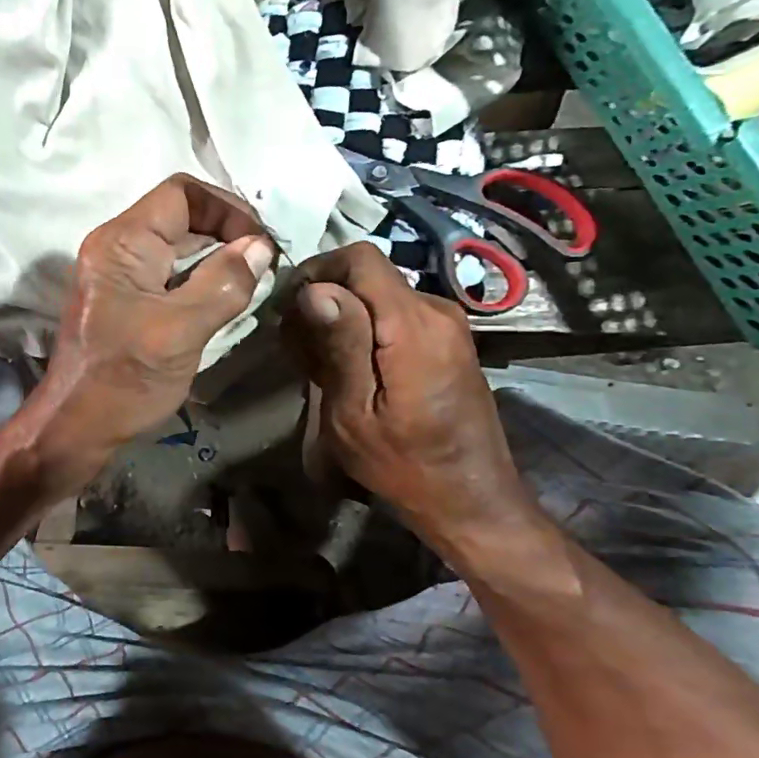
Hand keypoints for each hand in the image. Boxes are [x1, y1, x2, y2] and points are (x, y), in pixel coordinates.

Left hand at [32, 174, 273, 465]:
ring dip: (217, 258)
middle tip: (266, 262)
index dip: (227, 207)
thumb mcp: (181, 330)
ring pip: (178, 248)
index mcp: (122, 243)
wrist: (76, 428)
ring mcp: (120, 276)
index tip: (261, 241)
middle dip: (227, 232)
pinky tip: (228, 299)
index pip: (181, 193)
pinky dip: (201, 280)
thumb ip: (222, 283)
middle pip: (181, 217)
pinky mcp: (127, 300)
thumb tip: (260, 246)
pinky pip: (171, 275)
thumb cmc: (125, 378)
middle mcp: (117, 248)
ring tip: (255, 280)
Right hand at [282, 242, 528, 539]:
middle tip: (296, 349)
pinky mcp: (446, 338)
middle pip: (366, 275)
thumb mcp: (354, 414)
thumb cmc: (405, 465)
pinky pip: (394, 313)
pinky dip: (362, 330)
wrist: (470, 498)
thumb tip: (314, 289)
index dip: (316, 271)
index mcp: (414, 325)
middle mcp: (436, 310)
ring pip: (377, 294)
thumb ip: (340, 345)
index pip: (360, 258)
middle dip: (323, 300)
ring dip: (340, 319)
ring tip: (316, 365)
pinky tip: (347, 369)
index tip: (287, 310)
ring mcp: (446, 323)